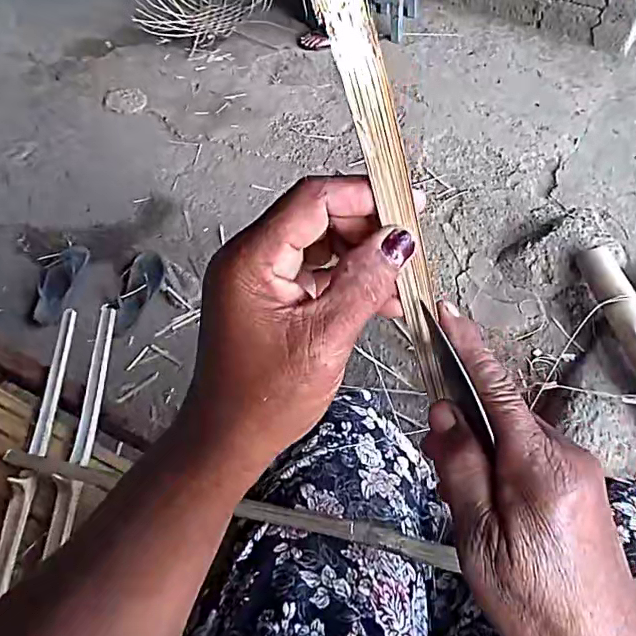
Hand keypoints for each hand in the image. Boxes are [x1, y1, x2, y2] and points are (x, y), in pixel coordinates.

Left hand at [178, 176, 416, 472]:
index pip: (312, 200)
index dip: (362, 195)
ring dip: (362, 254)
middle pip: (318, 215)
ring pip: (321, 241)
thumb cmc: (262, 401)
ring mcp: (261, 275)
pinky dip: (349, 277)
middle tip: (405, 245)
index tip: (404, 202)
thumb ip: (364, 284)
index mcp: (252, 260)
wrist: (230, 439)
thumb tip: (397, 242)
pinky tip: (379, 295)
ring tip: (397, 277)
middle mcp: (251, 258)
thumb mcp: (325, 339)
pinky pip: (317, 268)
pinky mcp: (272, 293)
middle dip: (366, 227)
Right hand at [423, 305, 635, 635]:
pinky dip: (504, 467)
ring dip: (483, 454)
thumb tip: (445, 412)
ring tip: (464, 504)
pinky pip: (532, 457)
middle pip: (502, 417)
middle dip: (465, 428)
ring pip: (515, 439)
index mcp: (540, 464)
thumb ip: (461, 468)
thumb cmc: (537, 605)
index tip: (447, 312)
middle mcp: (567, 454)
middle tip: (435, 462)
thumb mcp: (479, 541)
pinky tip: (492, 508)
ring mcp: (580, 468)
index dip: (468, 348)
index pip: (496, 388)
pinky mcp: (584, 485)